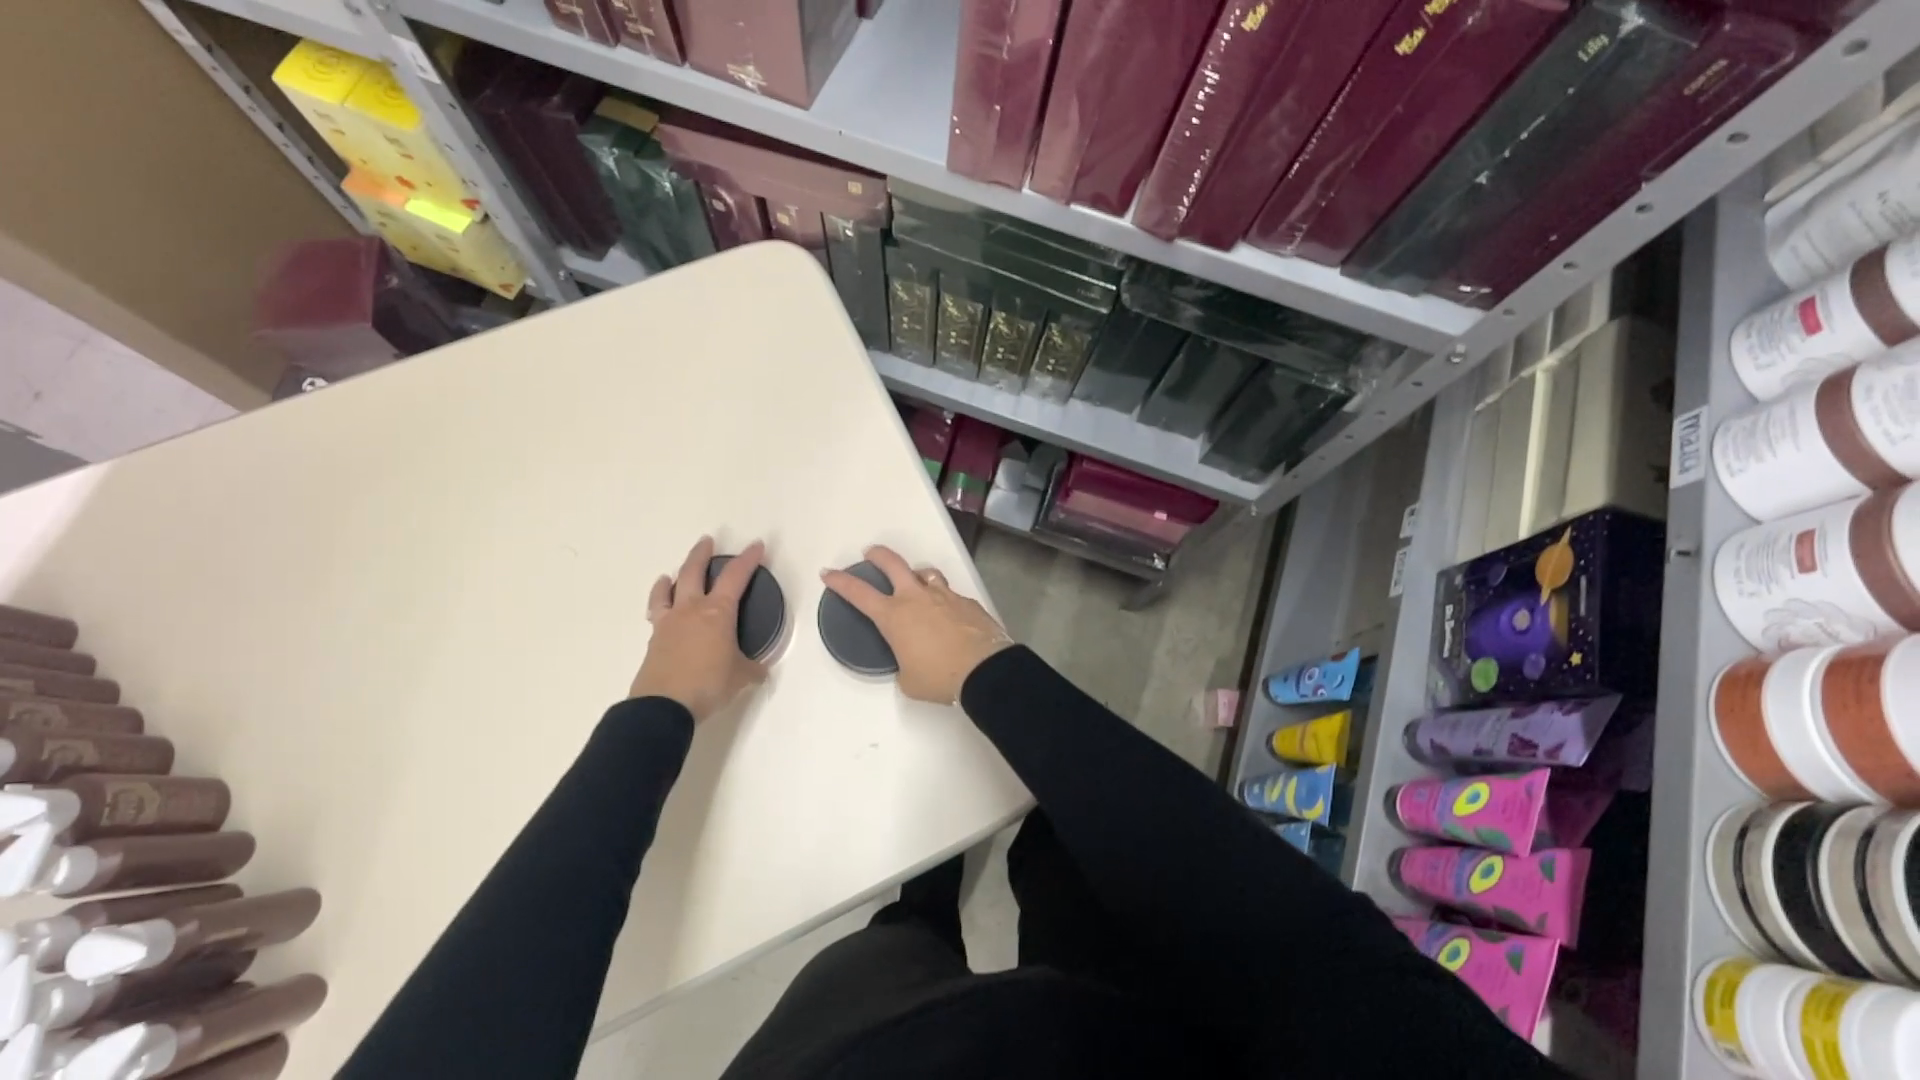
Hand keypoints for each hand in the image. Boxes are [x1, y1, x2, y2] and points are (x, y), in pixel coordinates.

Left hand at [630, 536, 768, 720]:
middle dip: (702, 554)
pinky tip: (662, 610)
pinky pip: (657, 613)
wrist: (664, 705)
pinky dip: (660, 604)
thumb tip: (759, 669)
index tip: (757, 546)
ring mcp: (668, 623)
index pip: (736, 577)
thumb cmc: (709, 685)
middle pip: (693, 572)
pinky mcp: (654, 640)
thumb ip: (752, 668)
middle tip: (707, 541)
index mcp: (717, 613)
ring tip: (671, 574)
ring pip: (667, 590)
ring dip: (672, 577)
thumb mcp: (741, 677)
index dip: (748, 559)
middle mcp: (691, 610)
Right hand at [821, 545, 1012, 704]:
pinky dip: (944, 600)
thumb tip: (911, 663)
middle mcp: (916, 598)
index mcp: (894, 616)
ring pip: (926, 573)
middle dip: (878, 555)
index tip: (828, 573)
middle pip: (893, 564)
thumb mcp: (909, 680)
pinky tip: (948, 614)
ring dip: (916, 574)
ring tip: (915, 581)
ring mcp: (945, 596)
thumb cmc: (939, 677)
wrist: (985, 670)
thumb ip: (904, 666)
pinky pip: (950, 595)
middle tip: (871, 553)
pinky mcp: (968, 602)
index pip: (859, 593)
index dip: (840, 581)